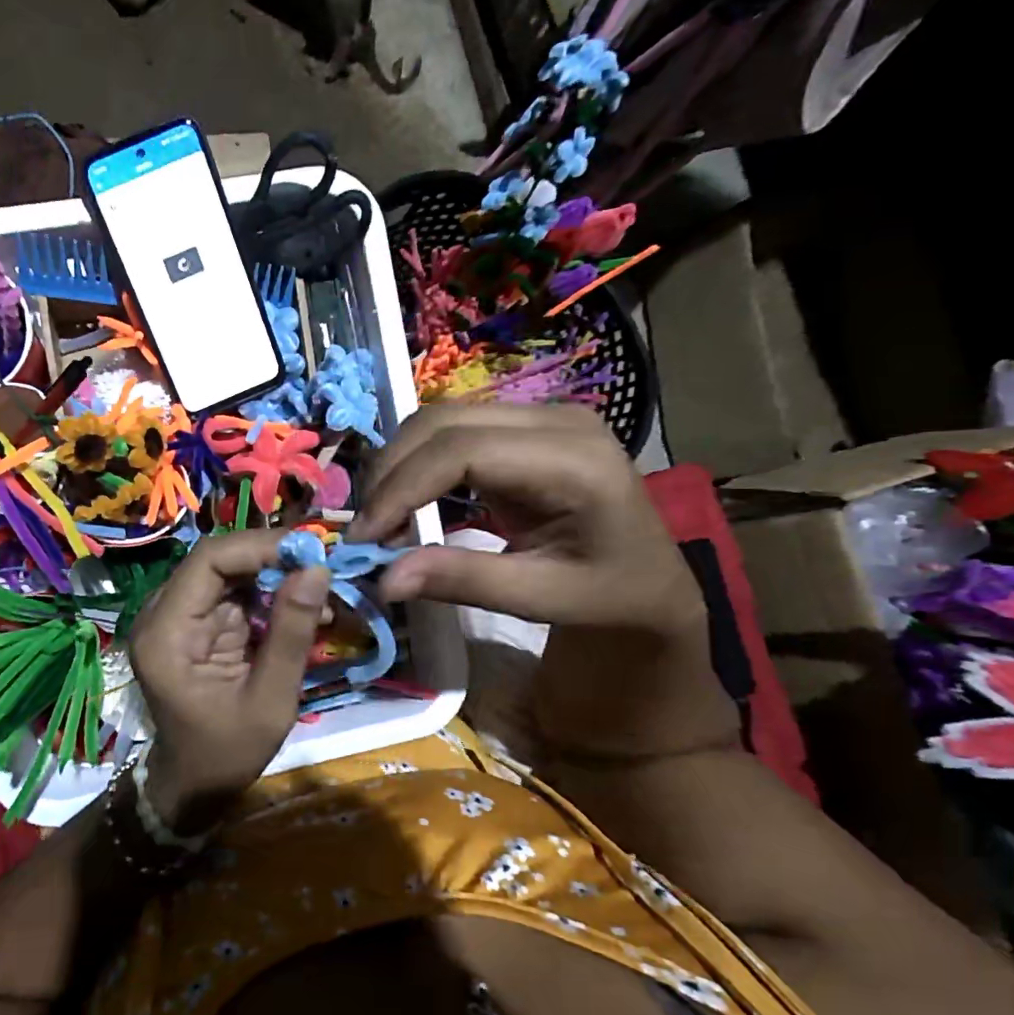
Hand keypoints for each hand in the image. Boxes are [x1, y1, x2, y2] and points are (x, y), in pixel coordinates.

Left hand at [128, 530, 331, 831]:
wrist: (194, 784)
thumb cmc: (227, 752)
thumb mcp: (270, 700)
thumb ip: (291, 633)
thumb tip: (317, 569)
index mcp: (167, 633)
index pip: (209, 560)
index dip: (260, 547)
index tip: (311, 553)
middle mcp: (163, 614)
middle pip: (218, 560)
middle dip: (274, 559)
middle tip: (324, 569)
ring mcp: (177, 617)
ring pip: (230, 572)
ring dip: (277, 576)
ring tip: (322, 594)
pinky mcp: (194, 624)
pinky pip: (234, 592)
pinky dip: (270, 595)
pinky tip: (304, 608)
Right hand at [349, 404, 736, 759]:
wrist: (649, 584)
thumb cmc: (607, 597)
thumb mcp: (540, 598)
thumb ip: (463, 581)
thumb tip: (381, 578)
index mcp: (575, 461)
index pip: (463, 451)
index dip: (402, 488)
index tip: (363, 537)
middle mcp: (558, 420)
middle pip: (443, 421)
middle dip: (390, 473)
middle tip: (364, 531)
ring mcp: (541, 416)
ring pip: (440, 418)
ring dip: (399, 465)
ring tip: (381, 520)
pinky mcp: (524, 427)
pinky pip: (453, 431)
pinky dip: (418, 464)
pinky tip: (407, 504)